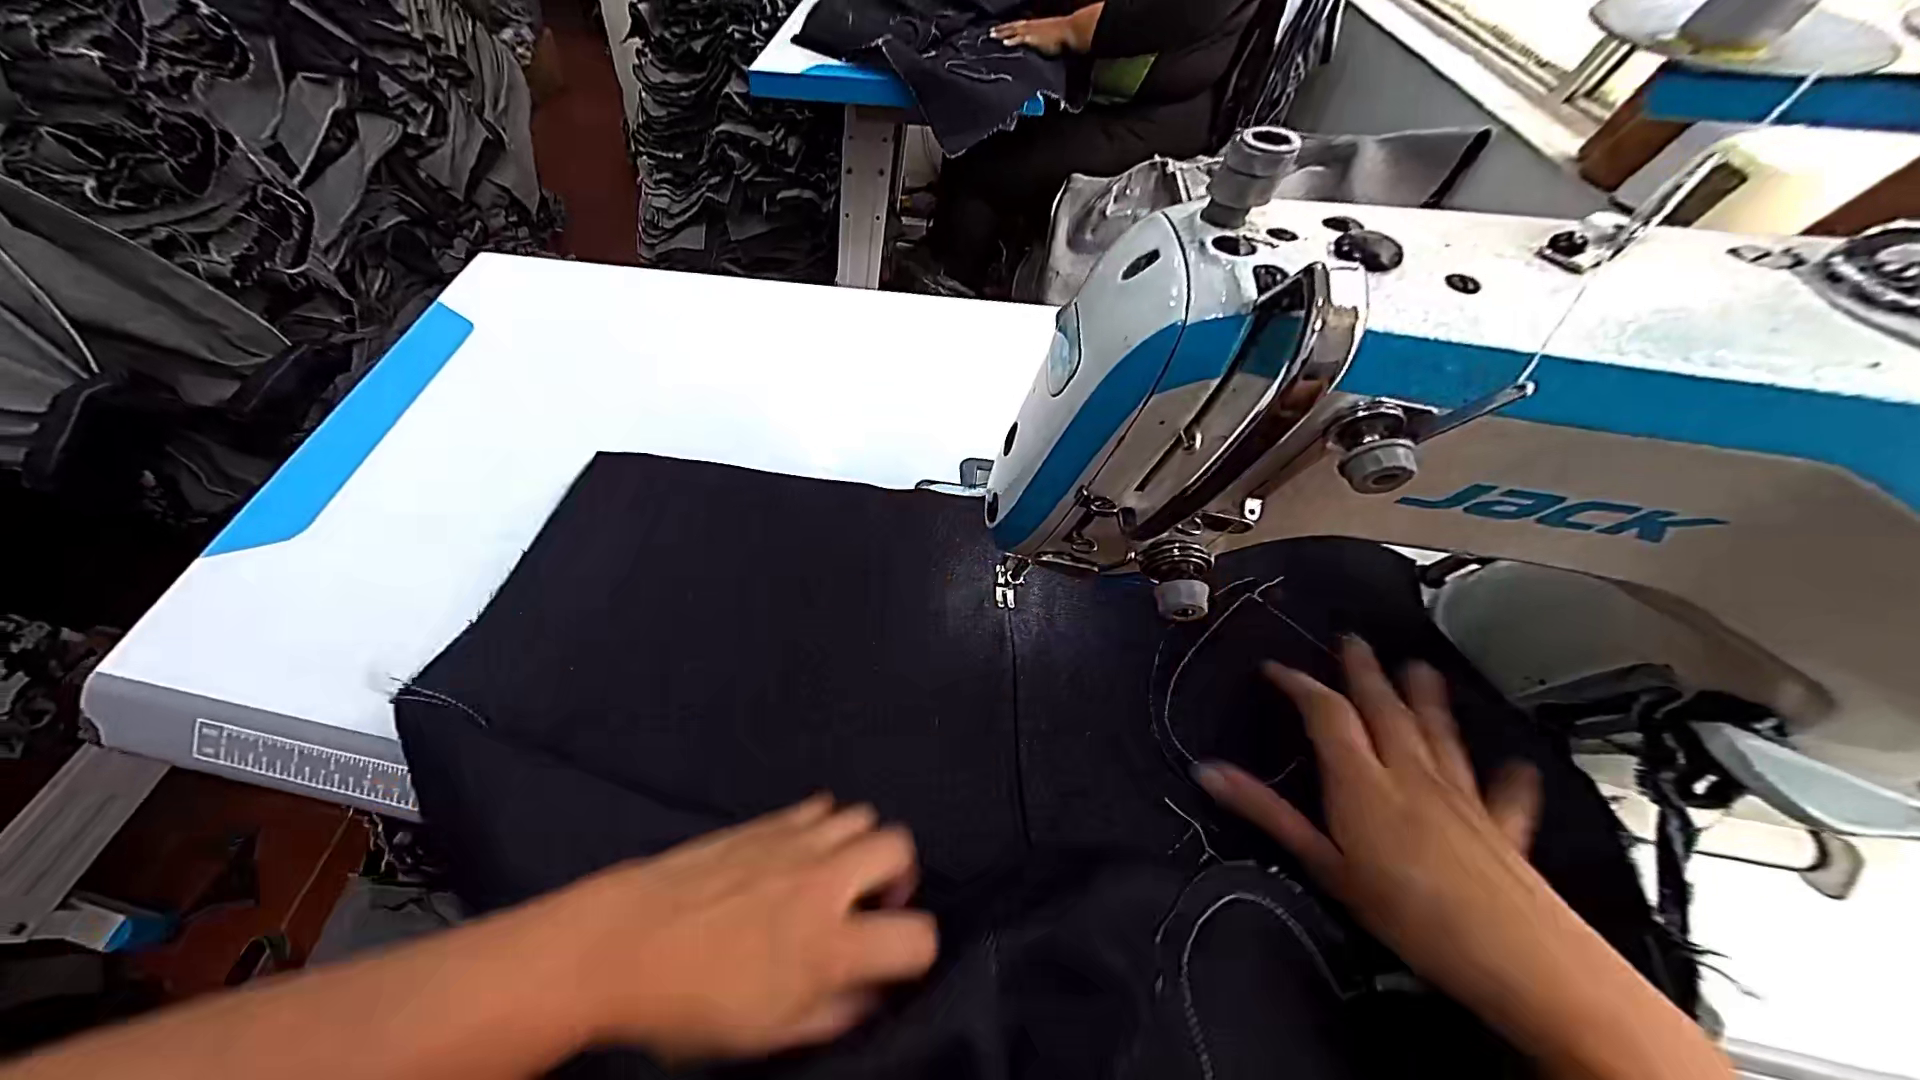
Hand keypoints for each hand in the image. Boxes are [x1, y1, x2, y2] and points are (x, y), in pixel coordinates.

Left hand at [534, 796, 935, 1061]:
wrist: (623, 943)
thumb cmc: (691, 1002)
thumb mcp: (768, 1032)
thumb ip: (836, 1013)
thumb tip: (871, 991)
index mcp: (828, 944)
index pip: (916, 935)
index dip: (919, 949)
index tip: (897, 956)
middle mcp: (824, 881)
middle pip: (901, 846)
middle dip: (901, 874)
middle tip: (872, 900)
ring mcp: (797, 841)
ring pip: (864, 816)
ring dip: (862, 845)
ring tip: (836, 873)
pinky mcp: (770, 820)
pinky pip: (821, 805)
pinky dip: (825, 826)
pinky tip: (801, 851)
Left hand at [991, 15, 1080, 54]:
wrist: (1071, 32)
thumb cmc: (1063, 36)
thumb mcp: (1049, 38)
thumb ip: (1040, 42)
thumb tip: (1038, 48)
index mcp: (1035, 26)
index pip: (1019, 26)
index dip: (1009, 28)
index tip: (999, 30)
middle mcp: (1031, 26)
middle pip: (1013, 26)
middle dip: (1001, 29)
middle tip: (990, 32)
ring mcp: (1032, 31)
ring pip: (1013, 30)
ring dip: (1002, 33)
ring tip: (992, 36)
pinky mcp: (1034, 38)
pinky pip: (1021, 38)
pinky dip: (1012, 40)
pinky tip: (1004, 43)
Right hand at [1197, 639, 1730, 1079]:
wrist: (1517, 958)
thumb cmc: (1409, 913)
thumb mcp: (1323, 863)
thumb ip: (1267, 813)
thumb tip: (1210, 773)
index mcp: (1363, 780)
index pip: (1326, 712)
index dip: (1299, 684)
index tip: (1277, 669)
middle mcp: (1412, 774)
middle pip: (1384, 708)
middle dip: (1364, 671)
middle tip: (1354, 640)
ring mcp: (1460, 795)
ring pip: (1437, 732)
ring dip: (1425, 697)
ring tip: (1421, 667)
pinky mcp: (1500, 825)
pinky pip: (1501, 792)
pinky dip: (1506, 776)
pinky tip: (1517, 764)